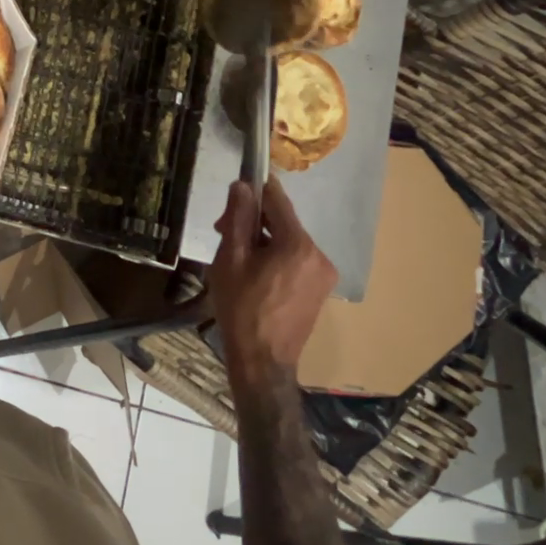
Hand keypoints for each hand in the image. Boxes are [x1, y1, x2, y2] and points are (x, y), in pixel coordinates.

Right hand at [209, 178, 335, 383]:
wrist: (262, 358)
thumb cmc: (240, 306)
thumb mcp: (230, 258)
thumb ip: (238, 219)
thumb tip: (242, 185)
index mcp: (298, 245)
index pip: (277, 201)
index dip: (256, 189)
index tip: (235, 187)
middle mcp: (319, 255)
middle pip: (282, 223)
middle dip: (252, 222)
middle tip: (221, 234)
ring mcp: (324, 274)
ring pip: (288, 242)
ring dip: (261, 241)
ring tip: (234, 259)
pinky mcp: (320, 289)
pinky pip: (295, 260)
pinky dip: (274, 258)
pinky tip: (252, 274)